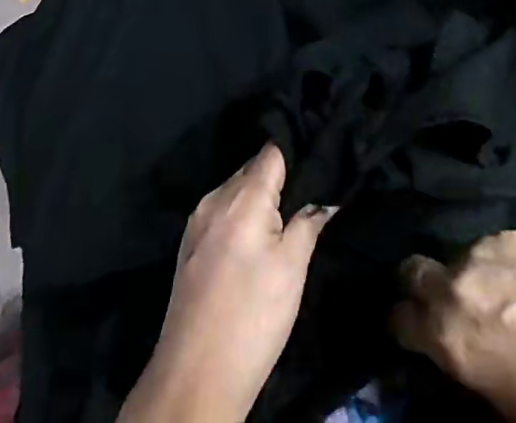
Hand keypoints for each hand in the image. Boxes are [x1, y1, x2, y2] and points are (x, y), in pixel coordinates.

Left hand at [120, 144, 335, 422]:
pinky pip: (221, 210)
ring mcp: (197, 219)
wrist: (197, 368)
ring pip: (235, 189)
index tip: (319, 150)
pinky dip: (242, 212)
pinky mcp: (190, 241)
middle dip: (280, 174)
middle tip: (312, 186)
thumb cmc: (254, 315)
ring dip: (260, 195)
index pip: (270, 152)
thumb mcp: (291, 269)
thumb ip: (307, 224)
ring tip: (291, 209)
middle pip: (251, 168)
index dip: (296, 148)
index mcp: (240, 196)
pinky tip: (259, 232)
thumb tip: (325, 198)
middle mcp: (213, 197)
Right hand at [393, 231, 515, 422]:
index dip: (406, 330)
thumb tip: (447, 360)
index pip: (395, 319)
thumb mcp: (499, 404)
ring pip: (452, 258)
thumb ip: (461, 372)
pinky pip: (486, 249)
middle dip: (420, 290)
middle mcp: (451, 287)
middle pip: (409, 272)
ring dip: (463, 276)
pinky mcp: (511, 237)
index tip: (418, 338)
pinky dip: (495, 265)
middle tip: (444, 311)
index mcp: (443, 335)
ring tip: (495, 297)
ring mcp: (480, 254)